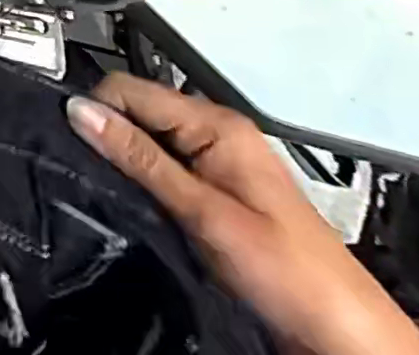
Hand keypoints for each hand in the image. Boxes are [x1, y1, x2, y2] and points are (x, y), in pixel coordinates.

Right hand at [67, 74, 418, 354]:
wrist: (346, 340)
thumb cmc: (288, 274)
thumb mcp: (204, 213)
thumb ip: (140, 157)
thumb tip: (80, 110)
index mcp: (215, 123)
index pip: (130, 88)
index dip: (97, 111)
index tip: (72, 144)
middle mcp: (213, 131)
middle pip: (136, 109)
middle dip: (107, 133)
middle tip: (85, 172)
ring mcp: (213, 160)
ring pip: (145, 138)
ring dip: (122, 157)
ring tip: (106, 189)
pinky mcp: (211, 188)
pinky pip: (159, 165)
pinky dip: (139, 178)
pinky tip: (132, 201)